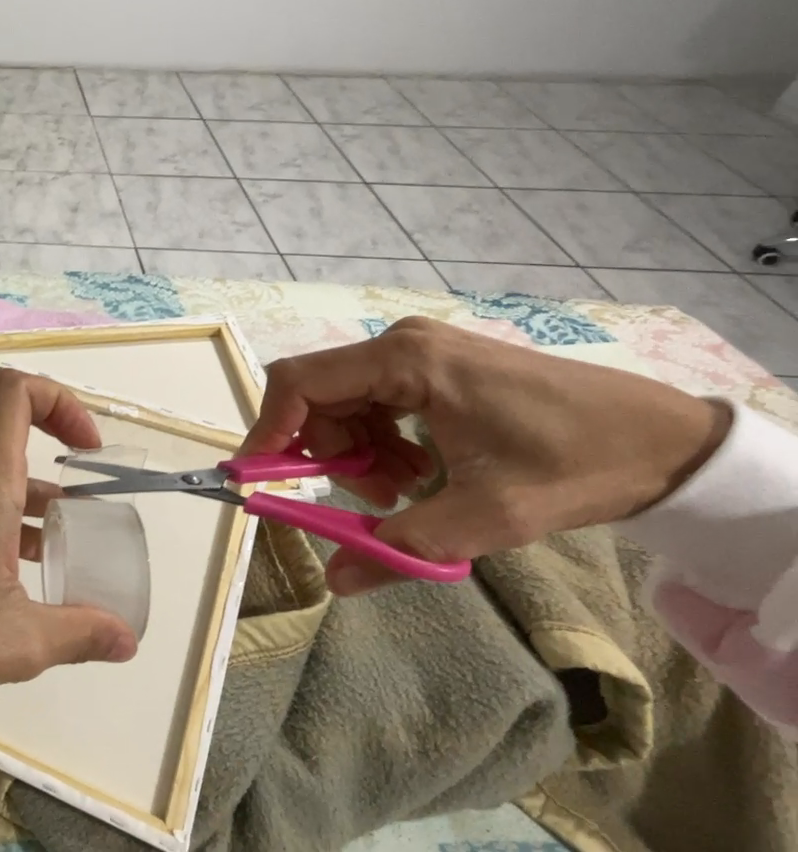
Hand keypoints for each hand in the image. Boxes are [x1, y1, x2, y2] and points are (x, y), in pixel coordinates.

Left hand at [0, 370, 139, 738]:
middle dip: (39, 414)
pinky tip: (15, 560)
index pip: (12, 390)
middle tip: (74, 458)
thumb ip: (79, 633)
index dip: (58, 399)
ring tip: (60, 526)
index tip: (88, 449)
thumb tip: (127, 640)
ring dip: (20, 469)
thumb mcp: (19, 641)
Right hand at [238, 317, 730, 595]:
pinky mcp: (431, 364)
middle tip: (371, 500)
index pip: (299, 383)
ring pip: (344, 401)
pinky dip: (380, 440)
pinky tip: (420, 470)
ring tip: (407, 491)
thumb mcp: (486, 516)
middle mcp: (400, 344)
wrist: (667, 442)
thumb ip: (400, 545)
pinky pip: (372, 400)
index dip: (269, 430)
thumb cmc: (575, 466)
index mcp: (405, 361)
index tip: (258, 478)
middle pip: (318, 395)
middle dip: (328, 453)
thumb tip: (335, 581)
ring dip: (358, 452)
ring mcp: (416, 351)